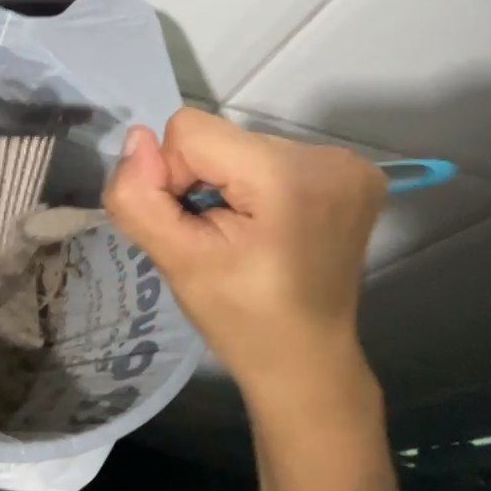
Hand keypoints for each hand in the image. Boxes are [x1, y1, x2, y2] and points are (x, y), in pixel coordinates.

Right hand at [102, 107, 384, 401]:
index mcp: (287, 175)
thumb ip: (140, 197)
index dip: (171, 177)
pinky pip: (273, 158)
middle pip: (220, 139)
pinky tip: (269, 227)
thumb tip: (135, 138)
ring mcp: (349, 165)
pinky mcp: (354, 175)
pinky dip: (257, 188)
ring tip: (244, 237)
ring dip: (229, 186)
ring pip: (243, 148)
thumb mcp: (174, 260)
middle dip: (202, 182)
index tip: (191, 227)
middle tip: (217, 238)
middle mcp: (328, 157)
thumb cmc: (237, 317)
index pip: (191, 131)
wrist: (304, 359)